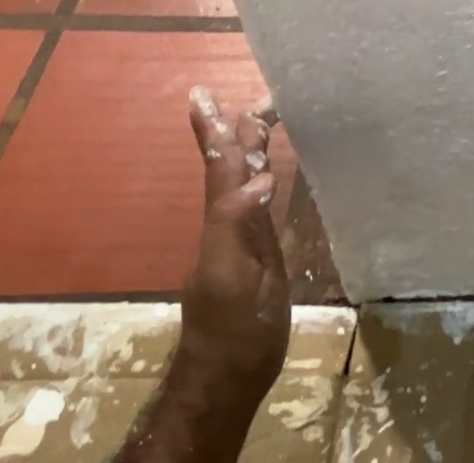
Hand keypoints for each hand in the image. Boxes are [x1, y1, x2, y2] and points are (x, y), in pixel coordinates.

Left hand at [178, 88, 290, 396]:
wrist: (231, 378)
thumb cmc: (233, 330)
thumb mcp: (234, 277)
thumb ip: (238, 226)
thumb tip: (257, 178)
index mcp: (222, 222)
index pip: (219, 167)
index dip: (212, 132)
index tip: (202, 94)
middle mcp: (231, 224)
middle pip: (231, 169)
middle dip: (235, 130)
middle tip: (244, 95)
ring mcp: (246, 241)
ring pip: (245, 185)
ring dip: (249, 150)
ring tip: (257, 118)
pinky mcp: (264, 257)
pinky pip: (261, 207)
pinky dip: (264, 180)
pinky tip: (271, 174)